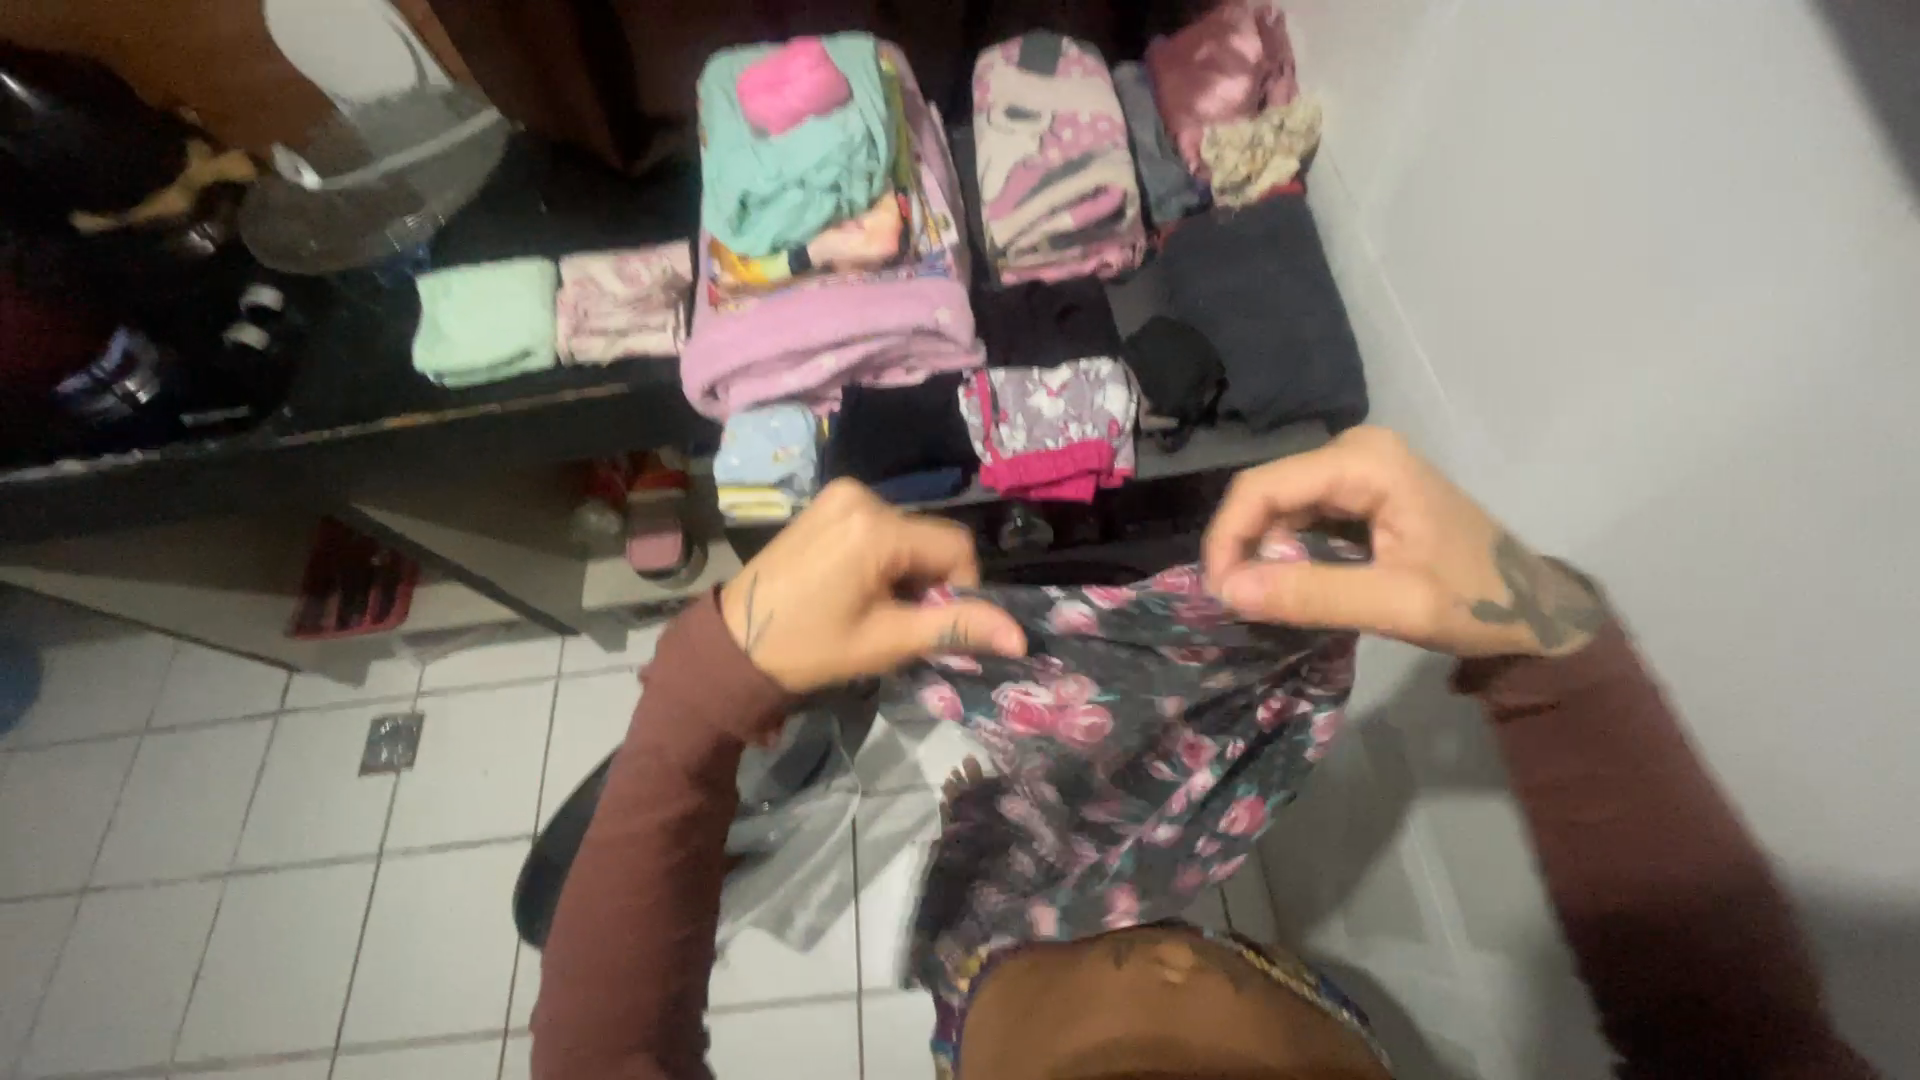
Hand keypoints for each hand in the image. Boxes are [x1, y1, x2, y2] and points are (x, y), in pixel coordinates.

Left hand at [720, 479, 1027, 692]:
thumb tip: (1020, 636)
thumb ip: (955, 627)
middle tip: (894, 618)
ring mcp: (841, 493)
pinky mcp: (829, 500)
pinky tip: (856, 582)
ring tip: (871, 603)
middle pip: (931, 537)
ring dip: (907, 569)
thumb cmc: (810, 647)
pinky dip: (885, 554)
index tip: (926, 622)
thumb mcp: (887, 641)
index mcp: (876, 526)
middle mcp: (861, 495)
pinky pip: (882, 524)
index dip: (957, 588)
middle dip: (928, 580)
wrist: (735, 642)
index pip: (957, 547)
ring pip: (909, 532)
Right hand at [1202, 427, 1603, 657]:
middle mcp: (1353, 451)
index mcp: (1366, 462)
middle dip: (1240, 546)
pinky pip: (1295, 513)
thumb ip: (1311, 595)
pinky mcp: (1355, 490)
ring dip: (1257, 550)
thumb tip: (1227, 592)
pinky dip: (1280, 549)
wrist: (1536, 608)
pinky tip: (1284, 580)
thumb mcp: (1395, 604)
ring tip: (1258, 597)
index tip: (1219, 594)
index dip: (1227, 538)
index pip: (1262, 488)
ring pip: (1274, 504)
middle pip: (1264, 492)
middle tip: (1236, 601)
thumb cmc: (1478, 602)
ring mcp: (1354, 468)